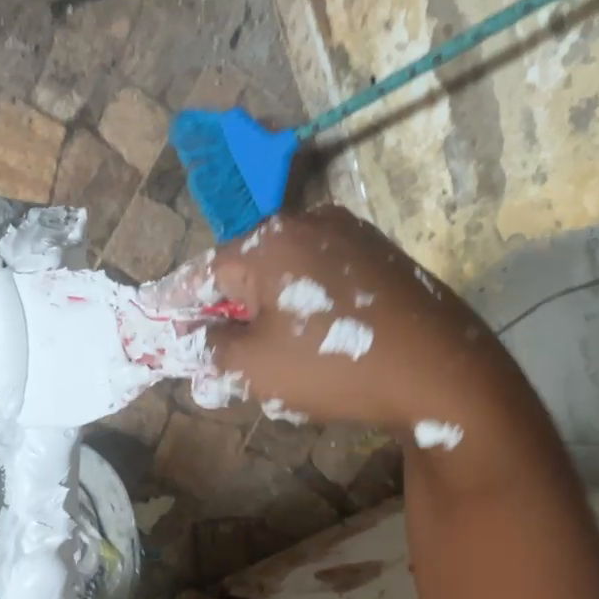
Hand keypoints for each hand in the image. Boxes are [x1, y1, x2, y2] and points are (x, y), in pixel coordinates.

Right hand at [207, 207, 521, 436]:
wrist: (440, 375)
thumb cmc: (331, 366)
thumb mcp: (251, 366)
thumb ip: (209, 346)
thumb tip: (197, 336)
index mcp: (270, 242)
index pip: (203, 272)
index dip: (179, 305)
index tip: (159, 327)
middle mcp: (309, 223)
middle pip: (245, 269)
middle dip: (224, 311)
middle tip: (213, 353)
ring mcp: (351, 236)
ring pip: (283, 275)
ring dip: (264, 312)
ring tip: (260, 356)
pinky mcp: (380, 257)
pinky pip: (319, 278)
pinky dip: (300, 307)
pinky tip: (305, 344)